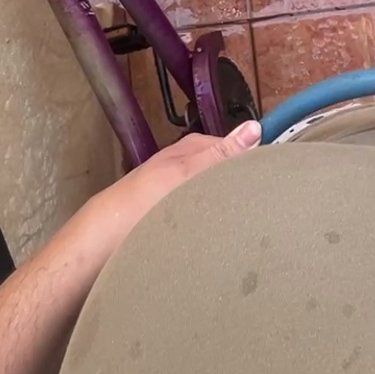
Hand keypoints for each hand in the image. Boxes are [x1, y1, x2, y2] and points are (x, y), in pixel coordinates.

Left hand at [67, 121, 261, 265]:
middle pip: (224, 175)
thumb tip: (255, 127)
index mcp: (189, 152)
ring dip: (227, 211)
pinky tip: (221, 242)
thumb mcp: (185, 173)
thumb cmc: (140, 203)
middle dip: (242, 189)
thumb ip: (220, 153)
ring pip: (214, 199)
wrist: (99, 247)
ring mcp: (176, 198)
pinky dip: (212, 228)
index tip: (275, 181)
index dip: (253, 162)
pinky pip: (202, 220)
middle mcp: (184, 171)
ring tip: (247, 228)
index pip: (233, 149)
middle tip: (265, 210)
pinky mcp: (170, 224)